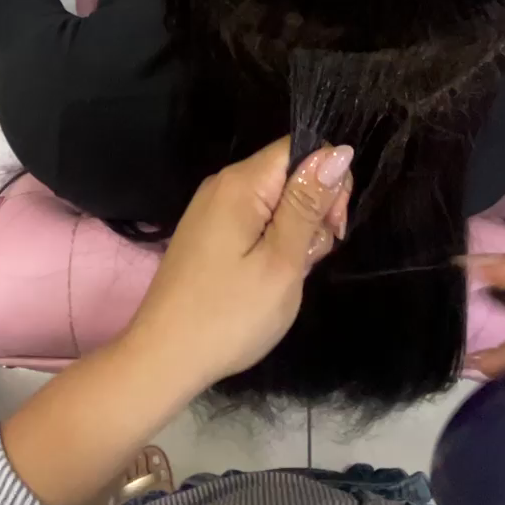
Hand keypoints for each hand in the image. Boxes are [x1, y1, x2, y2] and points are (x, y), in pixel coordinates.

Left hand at [0, 138, 350, 504]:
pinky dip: (271, 246)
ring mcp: (212, 209)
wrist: (165, 356)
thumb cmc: (230, 314)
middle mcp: (223, 184)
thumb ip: (308, 203)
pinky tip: (266, 280)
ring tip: (283, 277)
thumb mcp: (282, 260)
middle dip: (312, 214)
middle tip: (303, 262)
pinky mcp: (209, 233)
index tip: (334, 228)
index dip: (328, 180)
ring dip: (294, 236)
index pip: (300, 148)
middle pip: (288, 175)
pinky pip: (255, 222)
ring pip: (275, 202)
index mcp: (241, 182)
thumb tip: (339, 150)